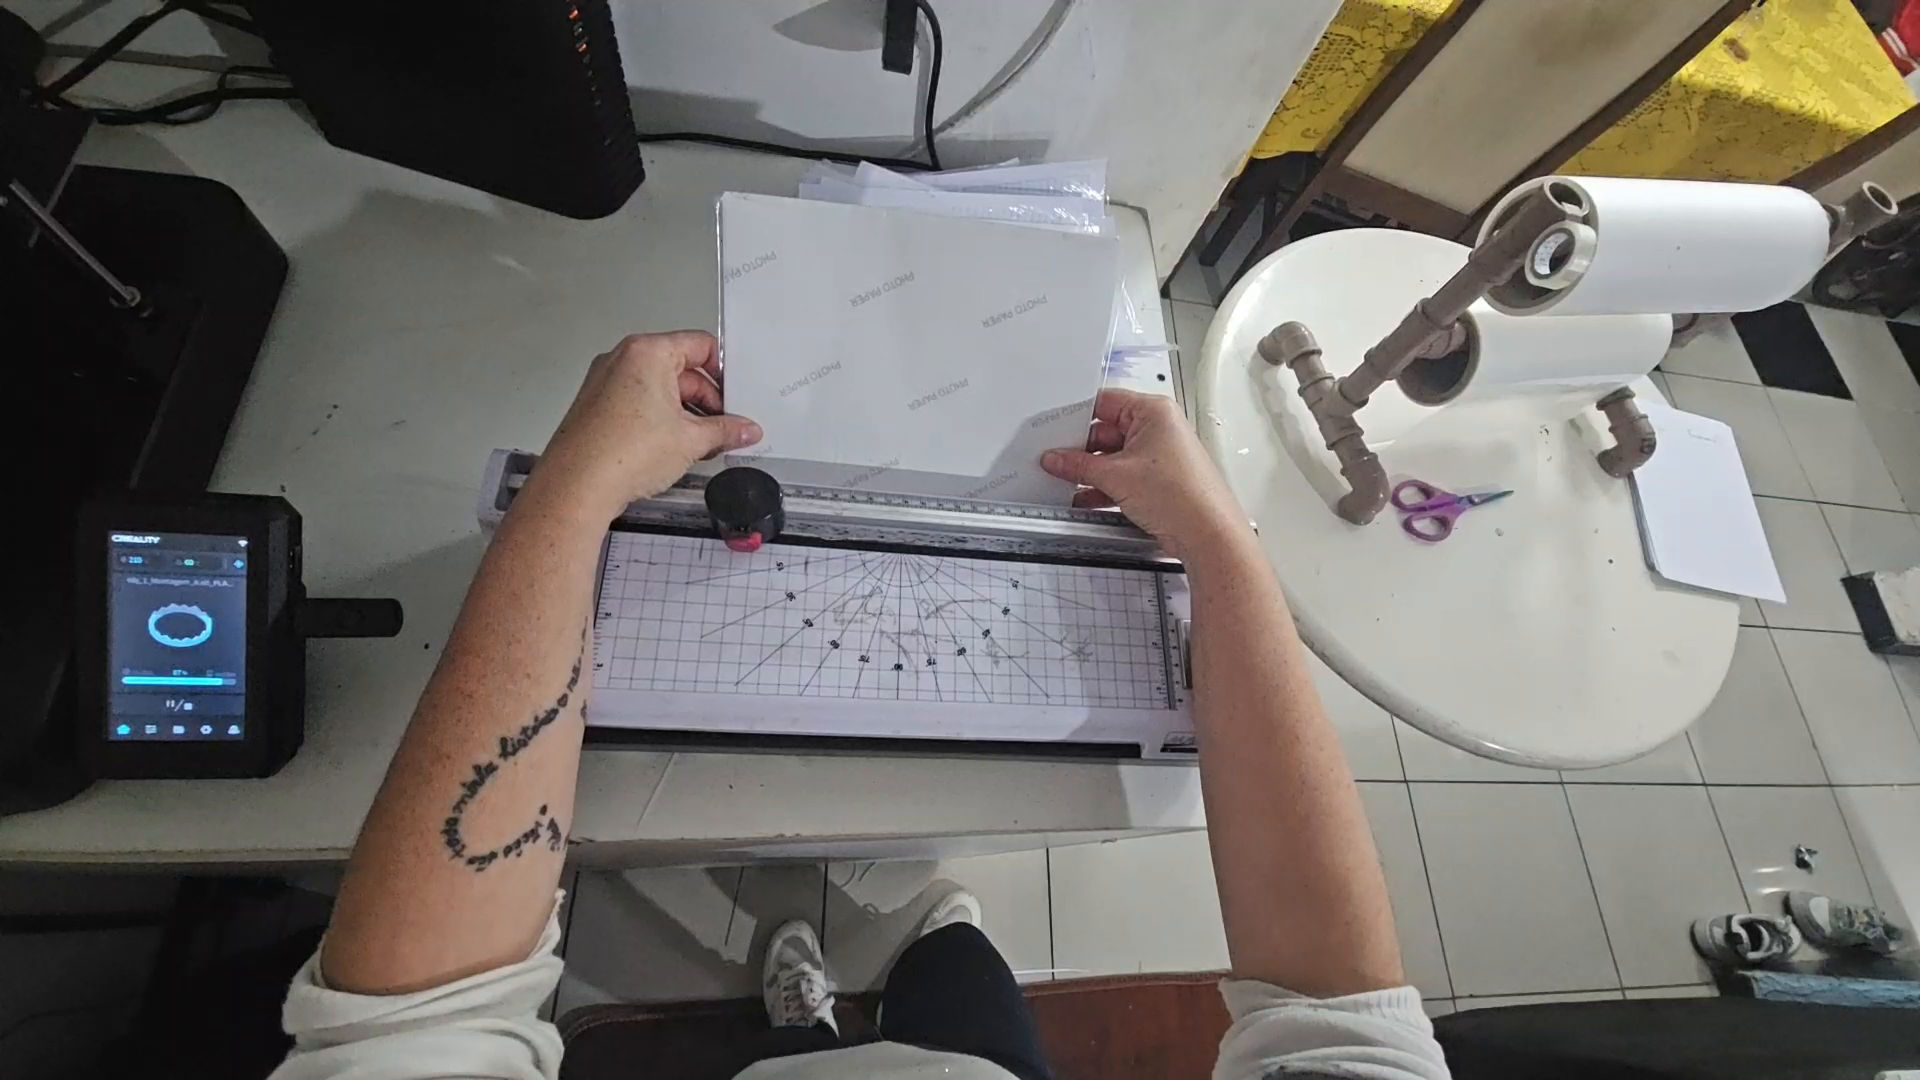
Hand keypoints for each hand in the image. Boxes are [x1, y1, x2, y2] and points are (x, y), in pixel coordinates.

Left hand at [531, 331, 761, 519]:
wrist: (578, 487)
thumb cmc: (623, 454)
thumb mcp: (692, 441)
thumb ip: (726, 431)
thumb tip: (746, 430)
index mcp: (647, 353)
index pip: (700, 345)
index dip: (725, 372)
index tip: (736, 397)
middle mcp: (623, 360)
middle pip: (682, 369)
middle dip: (708, 400)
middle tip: (727, 428)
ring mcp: (608, 382)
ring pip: (663, 389)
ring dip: (688, 414)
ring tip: (704, 444)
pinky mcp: (600, 406)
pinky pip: (643, 403)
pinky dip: (665, 420)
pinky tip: (678, 448)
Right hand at [1040, 390, 1247, 558]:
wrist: (1207, 533)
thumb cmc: (1182, 495)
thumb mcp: (1116, 476)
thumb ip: (1079, 466)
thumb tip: (1057, 459)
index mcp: (1153, 412)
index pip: (1104, 402)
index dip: (1076, 416)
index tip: (1053, 430)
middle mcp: (1157, 429)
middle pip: (1106, 432)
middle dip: (1080, 450)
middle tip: (1054, 460)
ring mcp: (1157, 455)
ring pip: (1112, 457)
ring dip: (1089, 472)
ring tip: (1064, 481)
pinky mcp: (1155, 480)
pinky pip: (1121, 476)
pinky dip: (1102, 487)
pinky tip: (1082, 497)